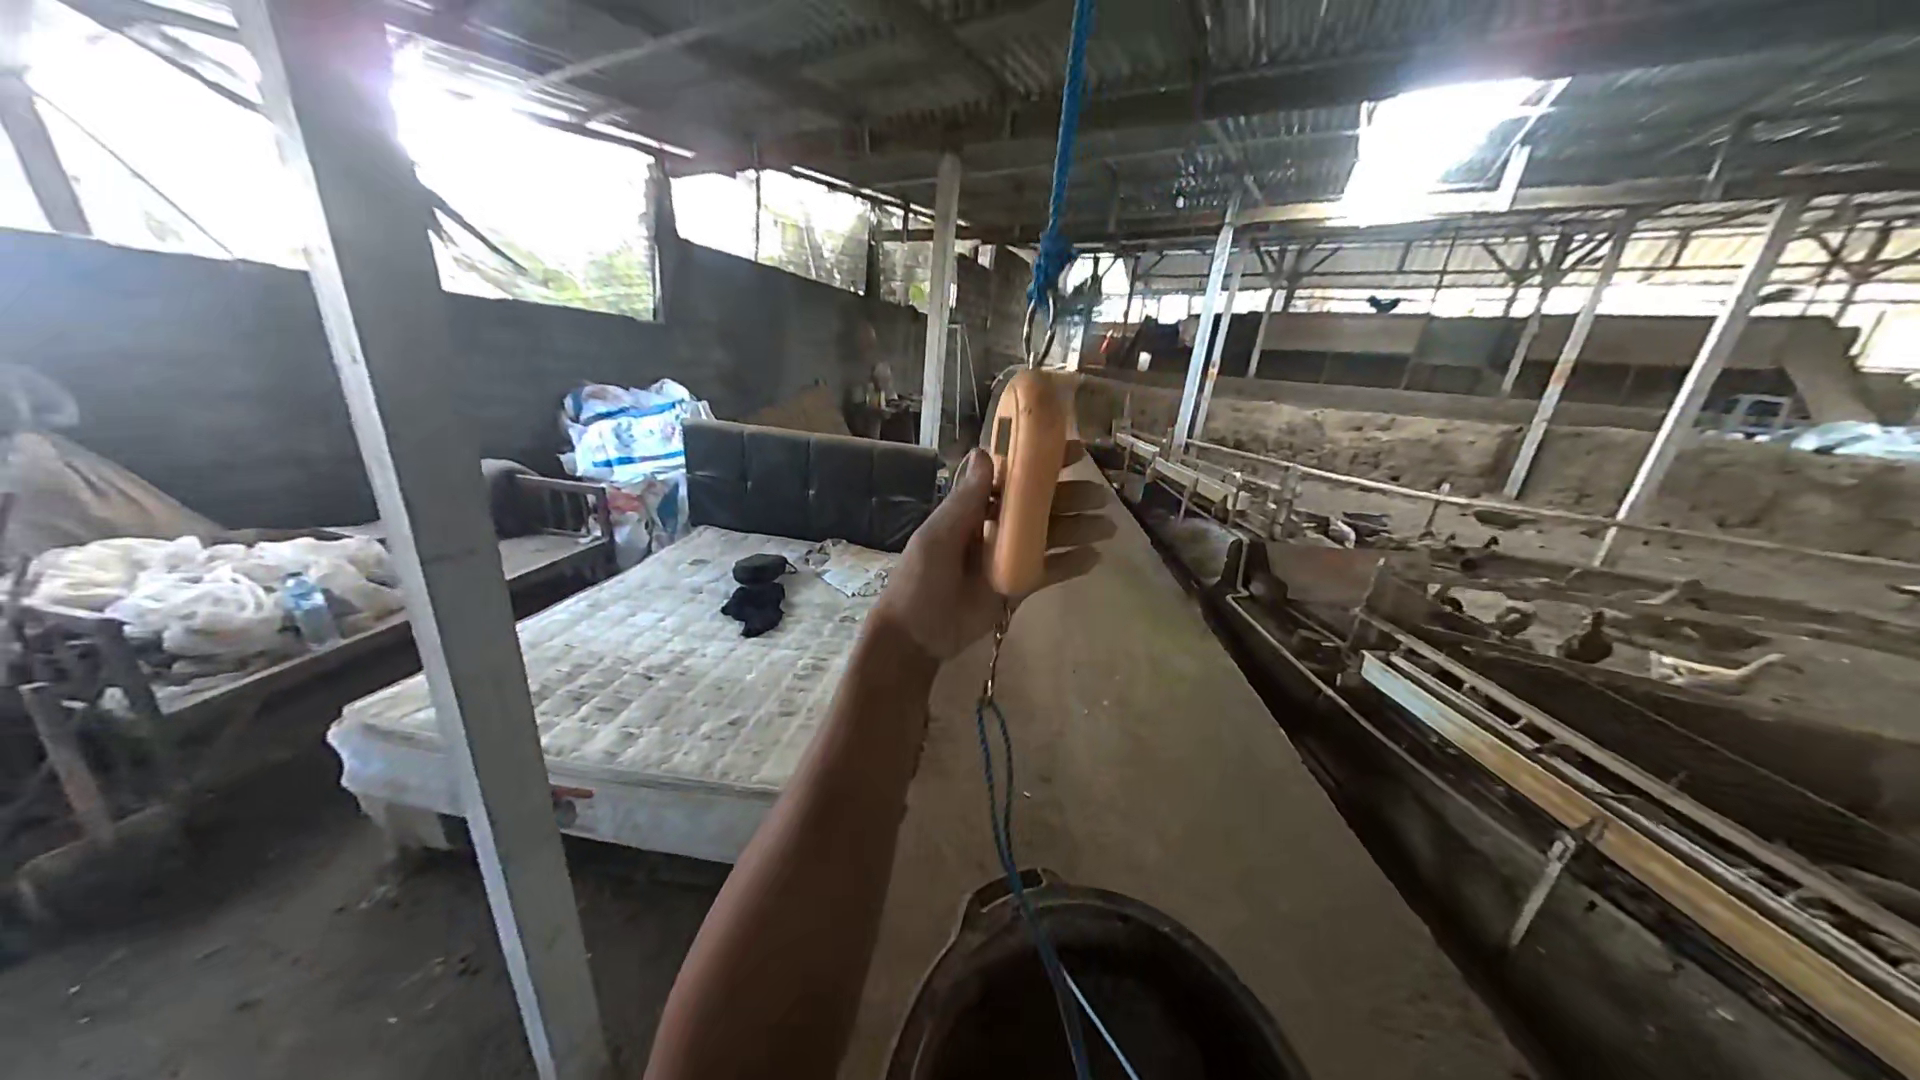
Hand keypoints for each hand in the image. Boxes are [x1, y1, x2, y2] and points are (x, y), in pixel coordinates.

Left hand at [872, 445, 1111, 661]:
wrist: (916, 637)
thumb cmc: (919, 581)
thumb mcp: (937, 538)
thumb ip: (964, 501)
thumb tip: (983, 451)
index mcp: (974, 510)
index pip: (1012, 479)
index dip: (1040, 464)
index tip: (1072, 452)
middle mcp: (995, 528)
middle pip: (1038, 508)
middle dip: (1068, 499)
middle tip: (1100, 496)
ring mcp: (1008, 558)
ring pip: (1049, 537)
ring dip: (1077, 529)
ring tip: (1106, 528)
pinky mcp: (1018, 586)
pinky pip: (1048, 571)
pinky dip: (1071, 564)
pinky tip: (1094, 558)